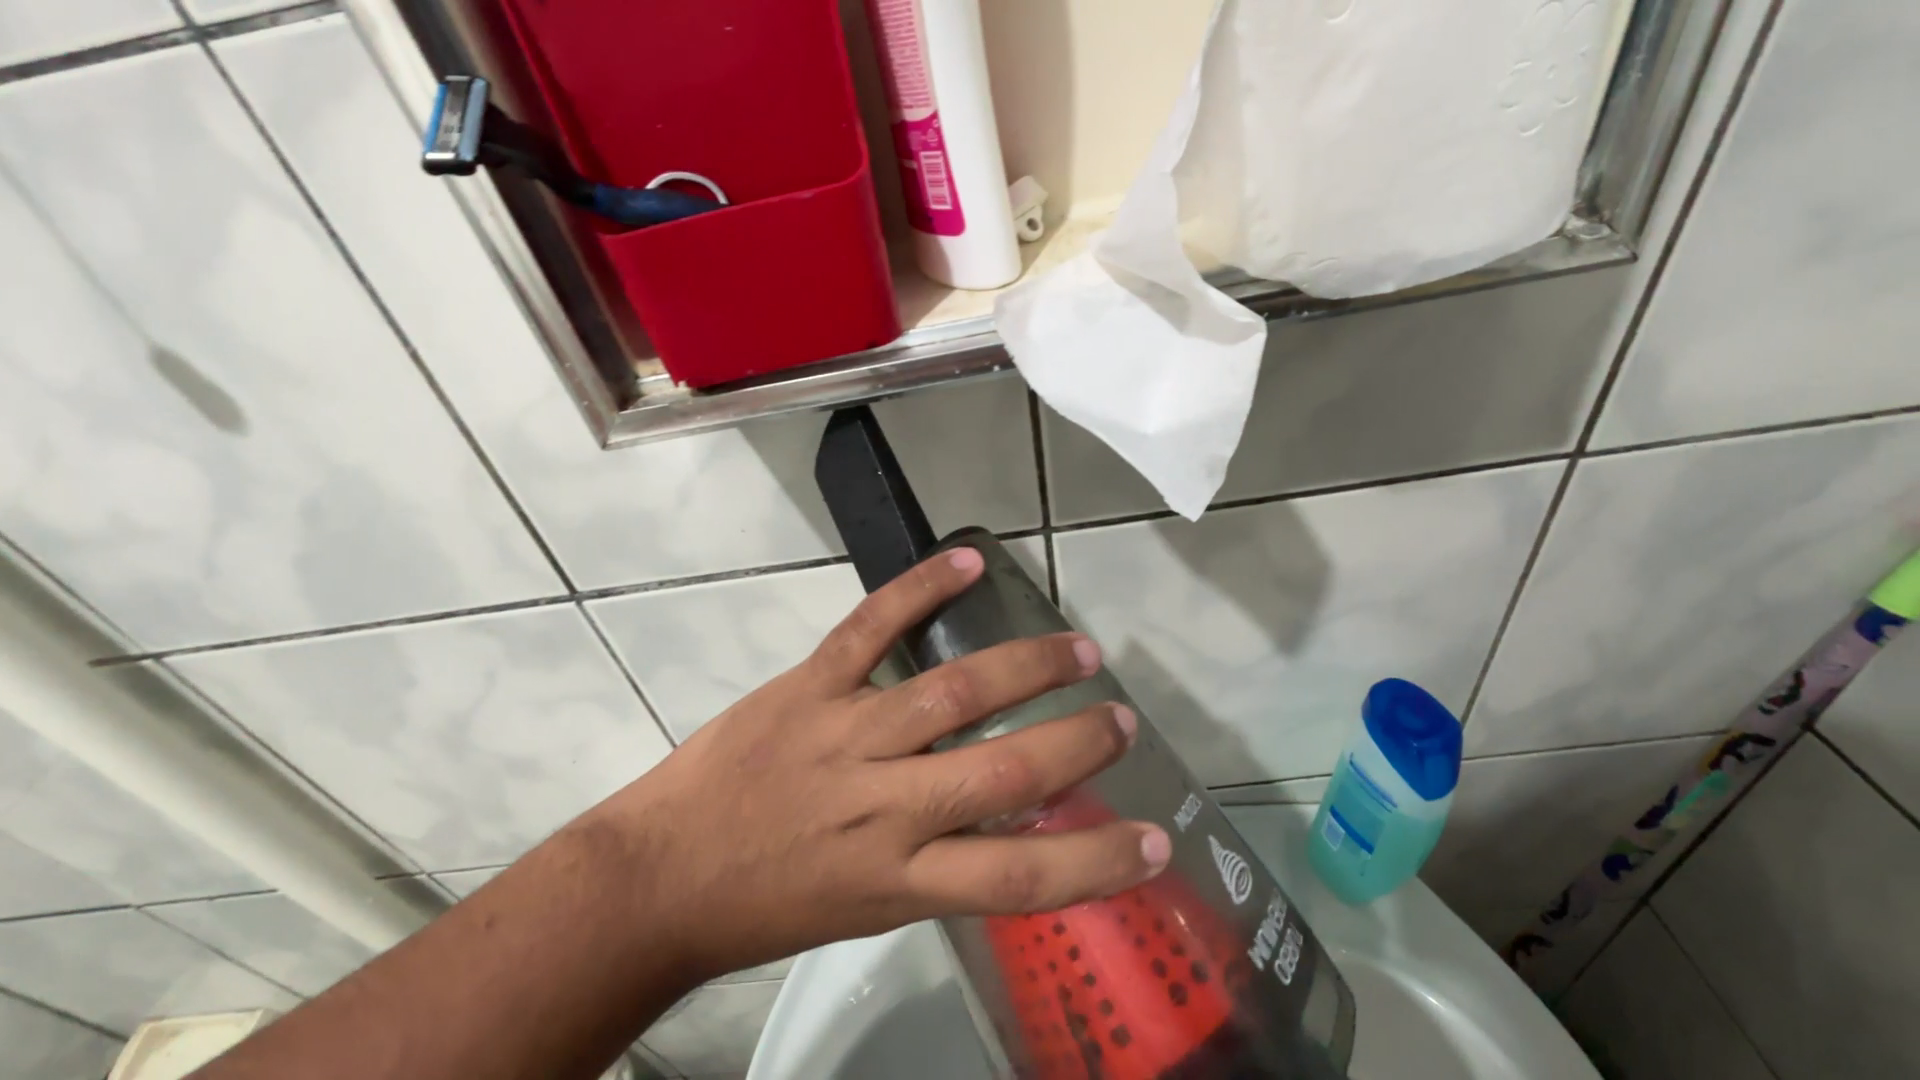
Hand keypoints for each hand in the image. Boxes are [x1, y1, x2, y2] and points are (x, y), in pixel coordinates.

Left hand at [587, 547, 1172, 983]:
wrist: (657, 878)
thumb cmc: (764, 905)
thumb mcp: (864, 909)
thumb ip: (937, 867)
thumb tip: (1005, 826)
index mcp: (901, 877)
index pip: (1023, 877)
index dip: (1099, 861)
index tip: (1155, 841)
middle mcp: (885, 806)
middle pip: (1004, 773)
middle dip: (1076, 744)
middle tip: (1119, 720)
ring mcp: (846, 736)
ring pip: (953, 693)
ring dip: (1026, 666)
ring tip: (1079, 650)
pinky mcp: (807, 687)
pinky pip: (869, 628)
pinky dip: (919, 589)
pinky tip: (967, 562)